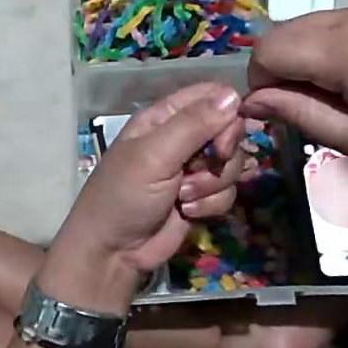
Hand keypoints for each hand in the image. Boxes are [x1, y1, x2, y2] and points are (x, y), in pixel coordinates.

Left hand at [41, 84, 246, 312]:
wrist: (113, 251)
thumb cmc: (124, 195)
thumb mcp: (155, 155)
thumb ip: (193, 125)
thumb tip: (234, 96)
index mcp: (164, 117)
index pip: (213, 96)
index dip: (228, 114)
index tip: (224, 141)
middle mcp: (181, 137)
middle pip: (230, 130)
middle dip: (222, 155)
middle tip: (198, 171)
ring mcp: (192, 169)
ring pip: (232, 164)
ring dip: (212, 184)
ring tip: (182, 197)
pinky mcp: (200, 197)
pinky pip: (227, 192)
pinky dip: (210, 204)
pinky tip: (186, 213)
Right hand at [243, 1, 347, 168]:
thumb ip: (301, 116)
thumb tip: (253, 103)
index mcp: (346, 48)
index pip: (267, 50)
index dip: (257, 83)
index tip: (276, 115)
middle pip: (285, 31)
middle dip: (277, 69)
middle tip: (302, 109)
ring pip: (312, 23)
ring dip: (305, 57)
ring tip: (337, 96)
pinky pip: (343, 21)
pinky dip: (332, 47)